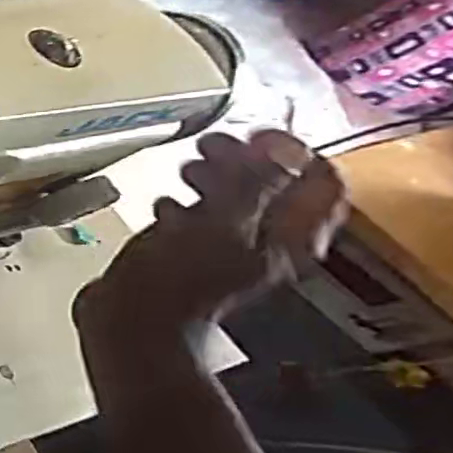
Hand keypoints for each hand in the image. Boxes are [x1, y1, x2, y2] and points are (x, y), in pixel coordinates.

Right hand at [76, 129, 346, 337]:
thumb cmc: (177, 278)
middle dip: (247, 162)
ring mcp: (227, 254)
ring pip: (236, 205)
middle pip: (275, 191)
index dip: (293, 151)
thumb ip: (252, 183)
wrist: (132, 321)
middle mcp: (268, 245)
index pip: (320, 182)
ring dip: (216, 180)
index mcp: (290, 237)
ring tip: (187, 166)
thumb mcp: (220, 223)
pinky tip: (166, 204)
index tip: (256, 131)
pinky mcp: (190, 260)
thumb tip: (278, 146)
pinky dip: (188, 206)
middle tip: (212, 143)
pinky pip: (201, 223)